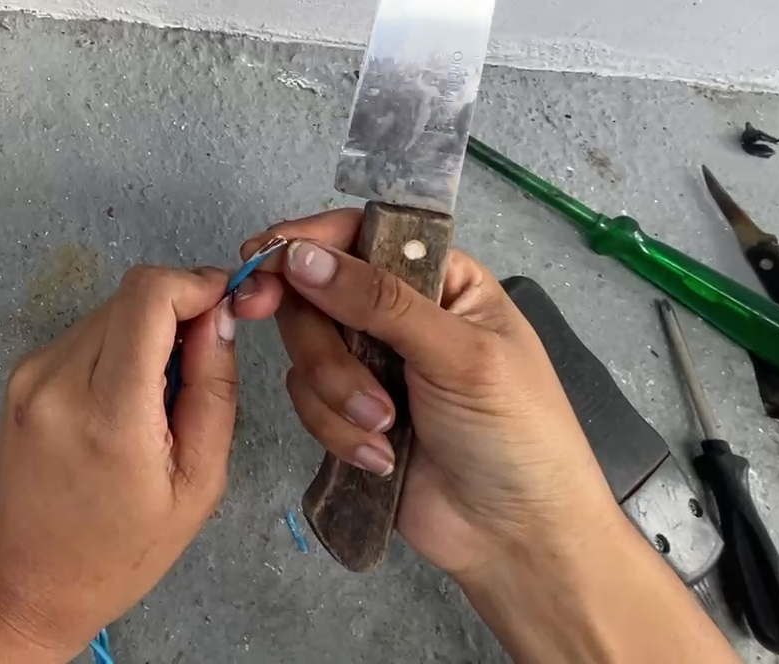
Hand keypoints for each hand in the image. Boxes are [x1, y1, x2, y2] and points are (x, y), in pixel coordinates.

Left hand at [0, 264, 239, 654]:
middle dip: (177, 311)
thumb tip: (218, 313)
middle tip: (199, 361)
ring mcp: (31, 370)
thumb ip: (213, 387)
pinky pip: (83, 332)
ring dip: (145, 331)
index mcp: (108, 412)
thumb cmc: (123, 548)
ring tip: (155, 396)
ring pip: (108, 310)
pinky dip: (115, 347)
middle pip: (130, 296)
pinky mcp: (21, 369)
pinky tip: (121, 398)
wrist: (26, 575)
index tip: (225, 302)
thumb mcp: (198, 482)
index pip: (148, 296)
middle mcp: (58, 377)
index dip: (194, 283)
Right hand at [234, 210, 618, 577]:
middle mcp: (392, 310)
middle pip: (314, 290)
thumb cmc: (516, 436)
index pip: (356, 235)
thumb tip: (299, 255)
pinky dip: (333, 426)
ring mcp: (365, 358)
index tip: (261, 259)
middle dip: (318, 337)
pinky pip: (303, 394)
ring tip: (382, 426)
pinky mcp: (342, 405)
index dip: (305, 242)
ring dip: (334, 389)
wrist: (516, 544)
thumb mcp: (459, 356)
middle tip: (304, 348)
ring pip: (303, 344)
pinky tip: (379, 454)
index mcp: (435, 278)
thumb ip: (378, 300)